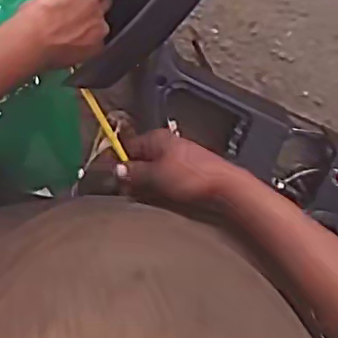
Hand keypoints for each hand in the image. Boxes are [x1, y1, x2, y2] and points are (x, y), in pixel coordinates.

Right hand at [2, 0, 115, 70]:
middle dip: (97, 4)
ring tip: (75, 29)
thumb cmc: (34, 17)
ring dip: (92, 24)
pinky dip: (88, 41)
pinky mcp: (94, 50)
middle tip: (82, 7)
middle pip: (106, 4)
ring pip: (101, 24)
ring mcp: (98, 33)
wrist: (30, 45)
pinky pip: (96, 42)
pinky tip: (74, 43)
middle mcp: (97, 12)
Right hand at [116, 128, 263, 207]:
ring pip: (152, 172)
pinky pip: (165, 181)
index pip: (127, 146)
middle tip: (126, 190)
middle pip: (140, 160)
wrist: (227, 189)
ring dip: (145, 185)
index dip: (117, 161)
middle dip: (132, 175)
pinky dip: (159, 189)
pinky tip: (160, 200)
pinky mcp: (187, 174)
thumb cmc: (195, 176)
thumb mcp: (155, 175)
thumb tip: (117, 170)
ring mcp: (178, 159)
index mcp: (157, 138)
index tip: (110, 176)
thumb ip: (133, 172)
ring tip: (143, 197)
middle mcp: (167, 145)